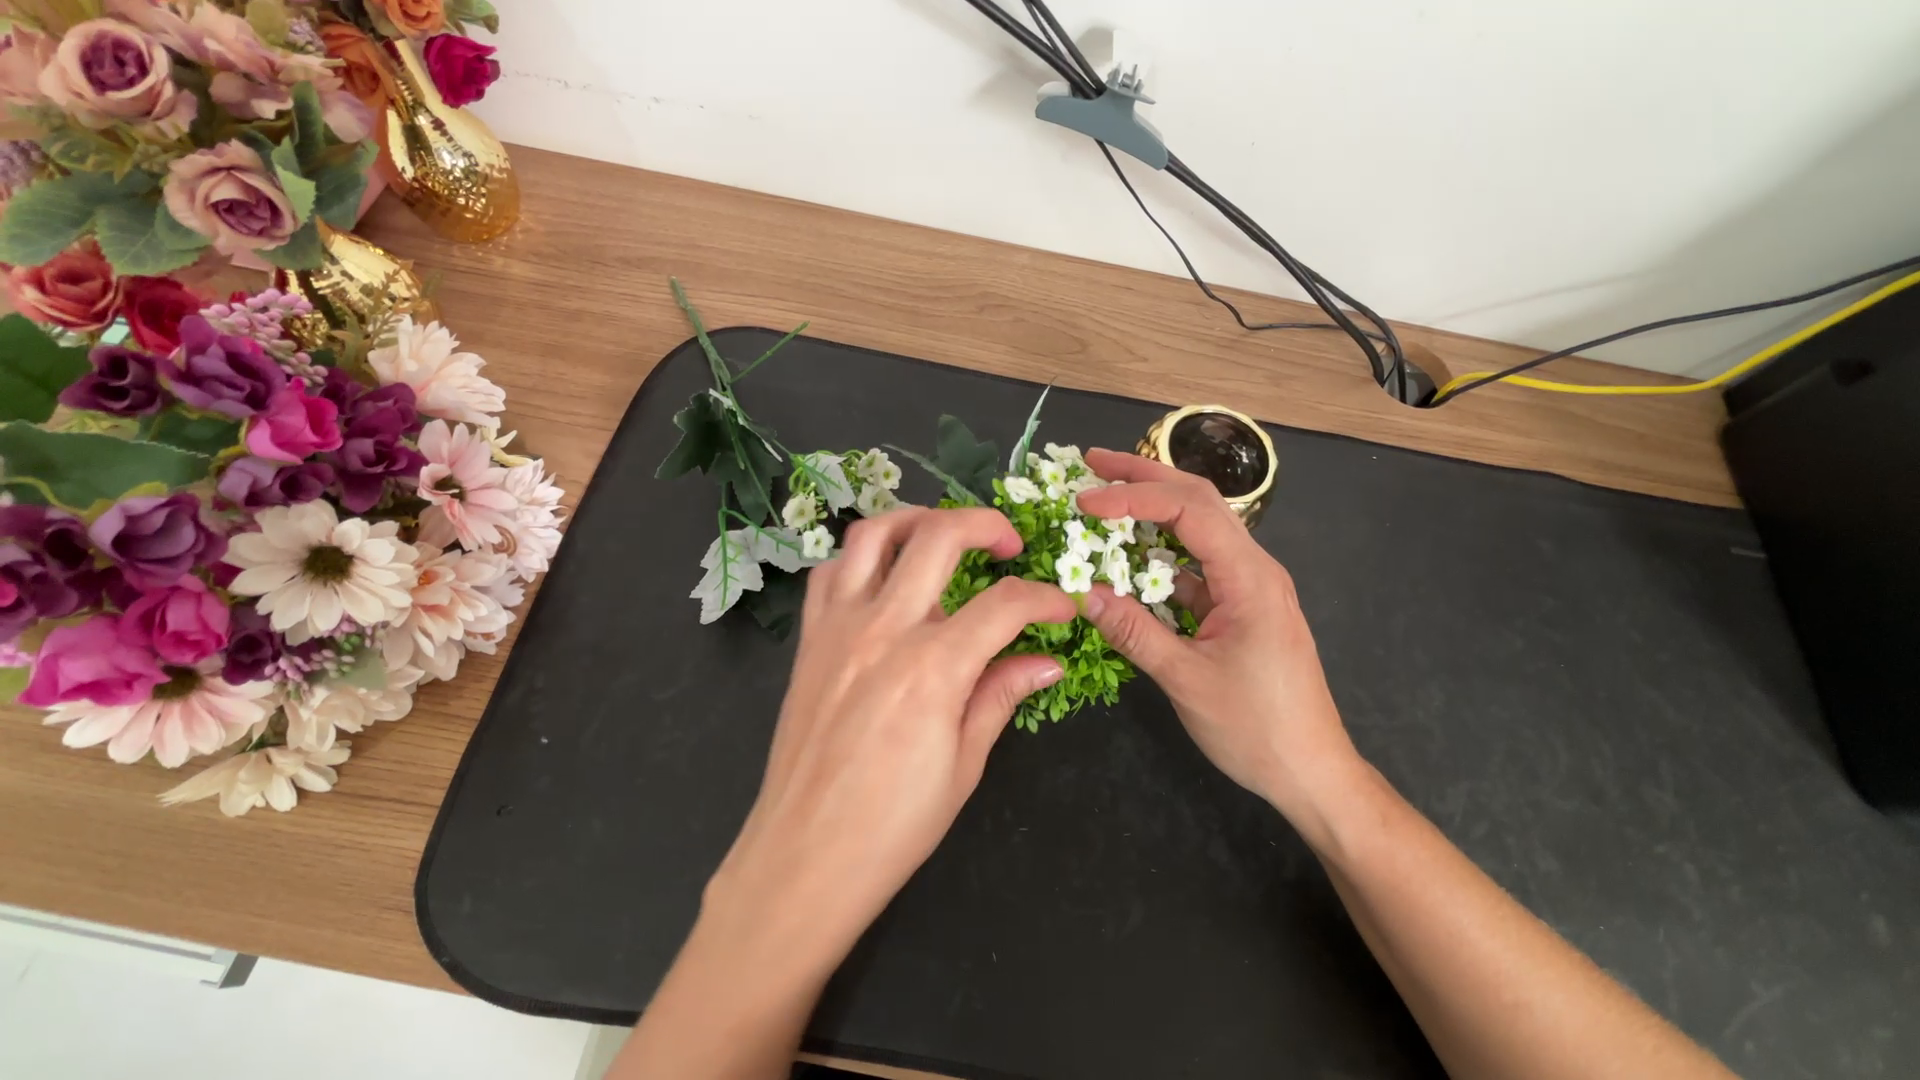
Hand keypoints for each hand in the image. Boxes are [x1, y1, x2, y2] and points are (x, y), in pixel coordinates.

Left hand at [705, 506, 1075, 972]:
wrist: (805, 856)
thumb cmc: (893, 825)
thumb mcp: (963, 765)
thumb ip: (1000, 697)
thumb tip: (1045, 662)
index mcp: (933, 668)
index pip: (1005, 605)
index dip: (1044, 598)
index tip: (1062, 607)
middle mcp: (883, 630)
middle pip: (938, 537)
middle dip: (985, 525)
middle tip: (1008, 543)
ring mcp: (838, 628)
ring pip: (873, 535)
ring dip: (917, 519)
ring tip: (944, 535)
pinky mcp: (808, 640)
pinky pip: (830, 573)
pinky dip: (861, 559)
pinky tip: (884, 579)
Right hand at [1074, 450, 1365, 834]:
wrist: (1311, 771)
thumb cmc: (1255, 728)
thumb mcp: (1185, 680)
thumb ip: (1132, 631)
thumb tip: (1080, 593)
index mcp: (1249, 577)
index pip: (1190, 509)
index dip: (1134, 496)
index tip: (1085, 500)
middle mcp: (1254, 569)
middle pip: (1199, 501)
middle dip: (1144, 477)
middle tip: (1091, 464)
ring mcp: (1249, 587)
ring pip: (1198, 530)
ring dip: (1151, 512)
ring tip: (1102, 500)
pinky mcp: (1240, 608)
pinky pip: (1196, 568)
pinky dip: (1158, 558)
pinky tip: (1126, 562)